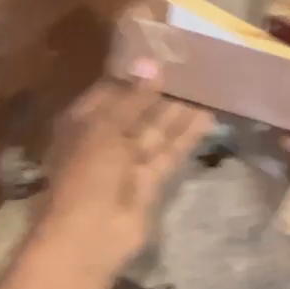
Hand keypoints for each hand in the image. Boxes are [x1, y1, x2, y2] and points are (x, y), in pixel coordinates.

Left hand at [33, 67, 211, 280]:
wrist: (89, 235)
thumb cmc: (86, 173)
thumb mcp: (106, 128)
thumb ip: (134, 98)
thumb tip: (152, 64)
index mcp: (82, 122)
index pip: (111, 90)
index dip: (135, 74)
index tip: (164, 53)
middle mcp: (104, 139)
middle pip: (136, 110)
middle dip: (161, 91)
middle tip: (193, 67)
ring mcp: (127, 162)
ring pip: (156, 131)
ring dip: (178, 111)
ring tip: (207, 85)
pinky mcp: (149, 182)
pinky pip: (169, 153)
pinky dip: (186, 136)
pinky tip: (207, 116)